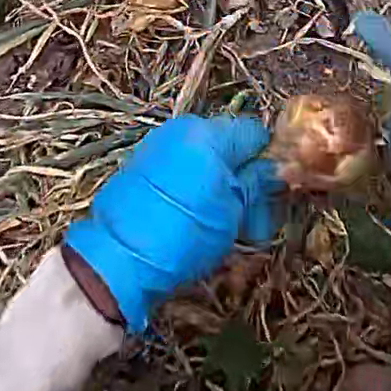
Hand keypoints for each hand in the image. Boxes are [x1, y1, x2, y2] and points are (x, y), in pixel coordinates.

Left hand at [63, 115, 278, 331]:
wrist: (114, 260)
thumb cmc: (183, 235)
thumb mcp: (232, 213)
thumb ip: (257, 183)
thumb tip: (275, 168)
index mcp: (210, 134)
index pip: (256, 134)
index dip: (267, 164)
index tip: (269, 195)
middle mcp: (185, 129)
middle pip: (230, 144)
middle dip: (244, 176)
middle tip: (250, 217)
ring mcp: (160, 144)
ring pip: (206, 156)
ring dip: (219, 183)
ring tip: (220, 222)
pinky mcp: (142, 163)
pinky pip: (182, 165)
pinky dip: (194, 185)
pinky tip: (193, 216)